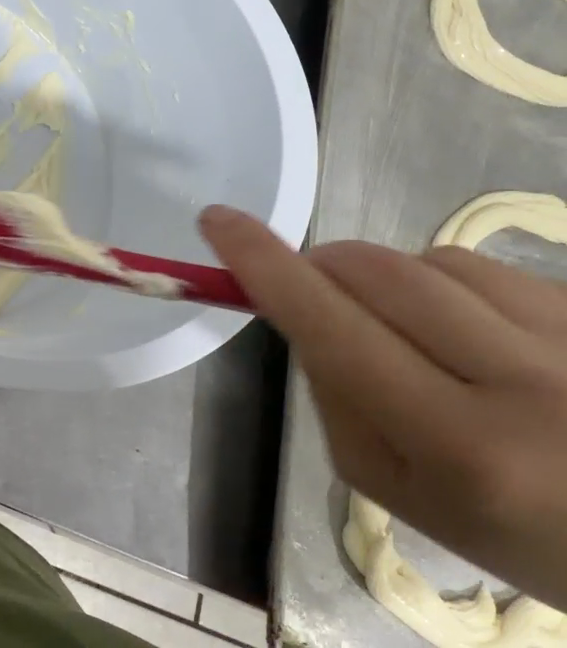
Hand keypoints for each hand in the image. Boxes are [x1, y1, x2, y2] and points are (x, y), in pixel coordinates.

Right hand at [199, 206, 566, 608]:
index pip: (332, 325)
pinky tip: (489, 336)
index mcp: (461, 445)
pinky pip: (503, 271)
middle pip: (381, 272)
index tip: (217, 219)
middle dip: (325, 266)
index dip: (263, 264)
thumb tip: (305, 310)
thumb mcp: (395, 485)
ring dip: (402, 280)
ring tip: (424, 331)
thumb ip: (336, 394)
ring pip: (441, 260)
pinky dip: (464, 289)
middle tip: (315, 288)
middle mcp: (532, 387)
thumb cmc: (513, 529)